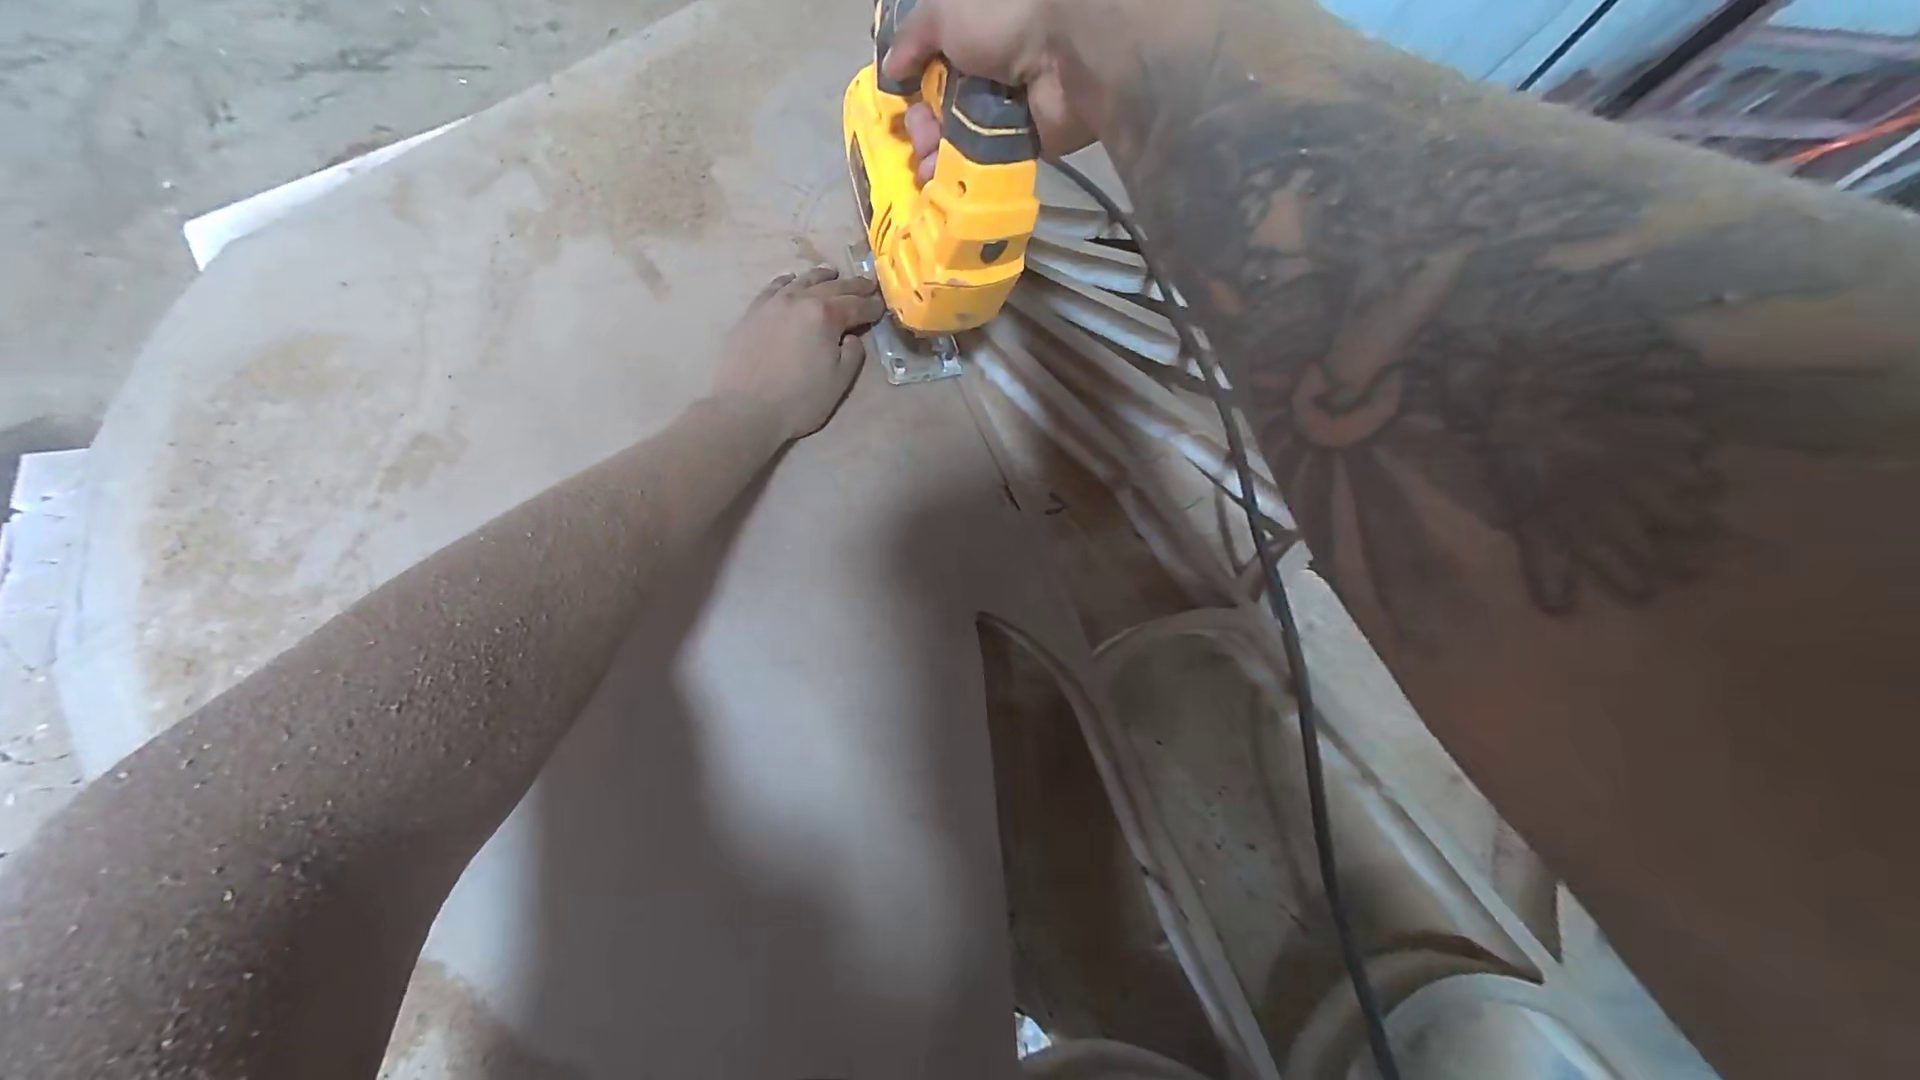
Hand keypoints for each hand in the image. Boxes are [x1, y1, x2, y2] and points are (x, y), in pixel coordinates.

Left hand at [712, 268, 884, 440]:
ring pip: (802, 281)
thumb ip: (853, 353)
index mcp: (825, 316)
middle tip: (868, 284)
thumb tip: (851, 336)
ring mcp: (773, 303)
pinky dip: (789, 281)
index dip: (871, 307)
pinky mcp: (752, 312)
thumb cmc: (800, 400)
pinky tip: (793, 281)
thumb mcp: (839, 381)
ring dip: (822, 277)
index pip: (856, 305)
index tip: (881, 307)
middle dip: (853, 286)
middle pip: (832, 287)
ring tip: (833, 274)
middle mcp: (799, 299)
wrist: (746, 409)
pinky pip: (775, 287)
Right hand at [883, 0, 1097, 183]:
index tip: (900, 104)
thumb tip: (889, 68)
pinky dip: (960, 174)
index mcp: (971, 33)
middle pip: (942, 109)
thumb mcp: (945, 11)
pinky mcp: (1020, 145)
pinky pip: (983, 164)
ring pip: (959, 141)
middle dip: (922, 127)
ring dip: (935, 155)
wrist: (1067, 53)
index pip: (932, 66)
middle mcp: (987, 71)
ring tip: (926, 164)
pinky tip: (941, 181)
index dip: (912, 88)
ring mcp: (1004, 111)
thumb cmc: (1004, 13)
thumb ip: (913, 38)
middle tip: (919, 138)